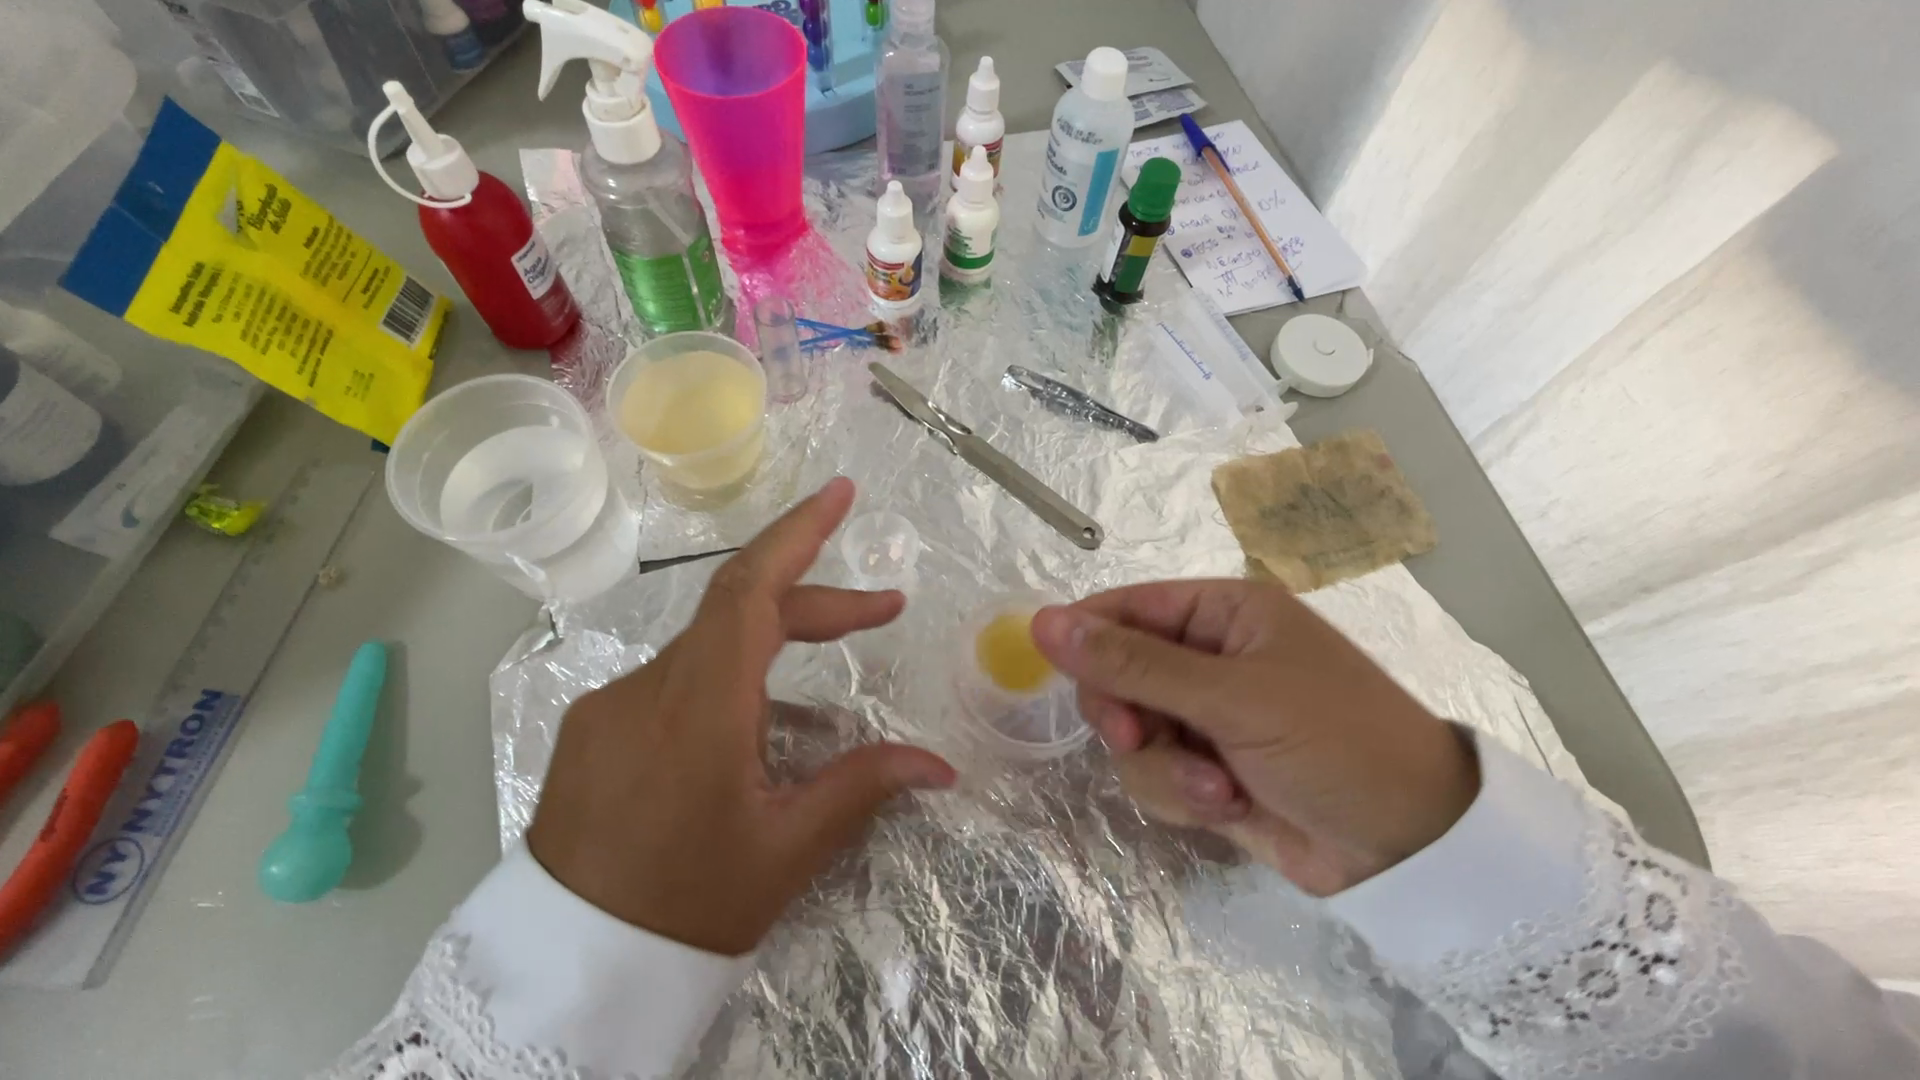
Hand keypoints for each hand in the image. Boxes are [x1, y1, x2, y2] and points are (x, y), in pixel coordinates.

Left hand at [527, 478, 955, 954]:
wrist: (569, 967)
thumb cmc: (687, 908)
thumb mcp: (787, 850)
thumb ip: (862, 788)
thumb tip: (940, 765)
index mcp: (700, 709)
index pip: (750, 591)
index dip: (798, 534)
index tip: (842, 494)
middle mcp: (650, 687)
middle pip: (738, 609)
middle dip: (816, 600)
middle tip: (885, 611)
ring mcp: (612, 703)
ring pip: (706, 644)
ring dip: (772, 641)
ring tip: (832, 659)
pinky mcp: (592, 726)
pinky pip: (673, 677)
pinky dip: (727, 676)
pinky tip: (753, 723)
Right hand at [1030, 580, 1477, 896]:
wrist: (1411, 848)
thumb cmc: (1334, 741)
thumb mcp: (1232, 696)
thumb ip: (1133, 663)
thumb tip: (1043, 622)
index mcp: (1221, 613)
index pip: (1124, 609)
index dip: (1087, 640)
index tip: (1064, 676)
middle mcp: (1208, 659)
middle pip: (1116, 676)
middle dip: (1128, 715)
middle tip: (1140, 735)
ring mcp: (1206, 718)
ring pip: (1132, 735)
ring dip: (1165, 768)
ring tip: (1221, 788)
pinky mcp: (1207, 771)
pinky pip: (1155, 776)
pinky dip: (1183, 796)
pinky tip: (1232, 806)